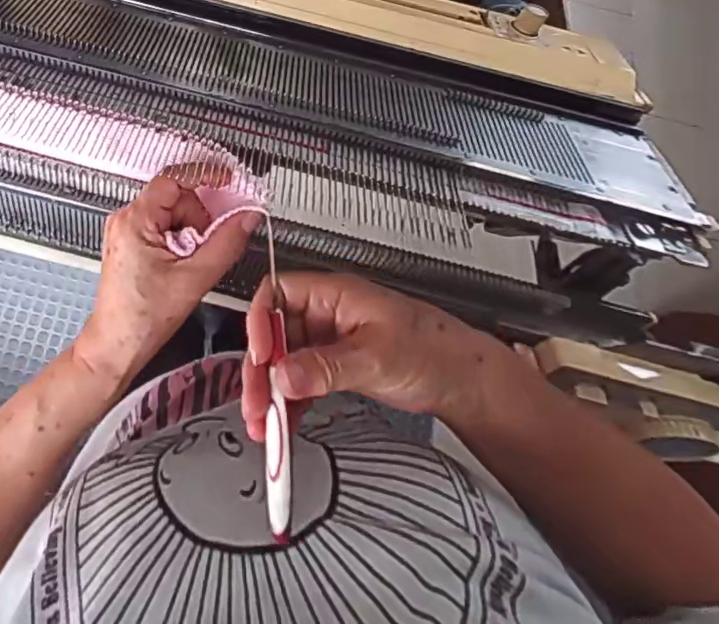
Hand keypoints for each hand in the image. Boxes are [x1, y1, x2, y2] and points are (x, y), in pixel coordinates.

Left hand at [73, 173, 258, 384]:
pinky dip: (181, 240)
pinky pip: (164, 227)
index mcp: (135, 221)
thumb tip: (247, 217)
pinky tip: (181, 265)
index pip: (173, 179)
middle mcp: (125, 220)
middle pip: (177, 197)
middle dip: (198, 218)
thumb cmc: (142, 318)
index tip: (227, 180)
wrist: (118, 346)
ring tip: (189, 262)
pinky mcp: (131, 243)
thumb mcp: (195, 278)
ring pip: (172, 213)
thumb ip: (226, 242)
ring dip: (190, 231)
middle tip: (205, 246)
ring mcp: (126, 231)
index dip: (203, 177)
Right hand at [240, 272, 503, 440]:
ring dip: (271, 392)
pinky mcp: (334, 365)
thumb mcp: (375, 357)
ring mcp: (329, 340)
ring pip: (283, 361)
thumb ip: (326, 367)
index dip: (260, 323)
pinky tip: (285, 424)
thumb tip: (283, 375)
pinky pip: (300, 380)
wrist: (460, 376)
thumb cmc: (431, 347)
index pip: (278, 293)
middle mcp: (326, 313)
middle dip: (261, 370)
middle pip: (274, 333)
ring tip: (266, 424)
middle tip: (257, 405)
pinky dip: (289, 402)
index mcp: (334, 294)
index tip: (258, 358)